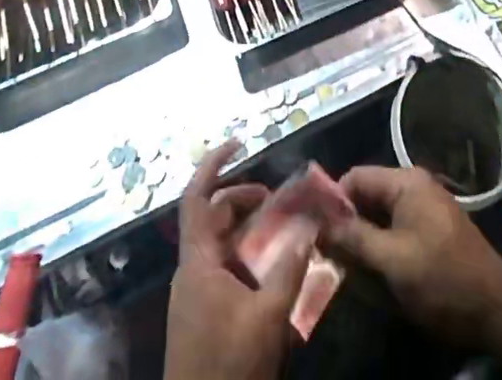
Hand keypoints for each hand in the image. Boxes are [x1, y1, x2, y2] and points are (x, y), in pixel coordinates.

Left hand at [163, 140, 306, 379]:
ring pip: (219, 245)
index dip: (213, 166)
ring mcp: (195, 294)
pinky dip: (246, 257)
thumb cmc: (230, 366)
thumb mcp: (268, 317)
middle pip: (211, 218)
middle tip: (276, 198)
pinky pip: (223, 269)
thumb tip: (309, 228)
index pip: (196, 198)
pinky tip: (274, 270)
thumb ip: (290, 269)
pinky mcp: (203, 314)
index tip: (238, 143)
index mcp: (197, 263)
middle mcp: (191, 271)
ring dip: (247, 230)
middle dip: (241, 199)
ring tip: (281, 229)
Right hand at [324, 166, 501, 342]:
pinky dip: (376, 243)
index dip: (330, 199)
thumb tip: (317, 223)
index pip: (355, 177)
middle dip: (343, 219)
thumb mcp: (392, 260)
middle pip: (365, 194)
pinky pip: (392, 227)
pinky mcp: (429, 230)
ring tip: (338, 260)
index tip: (310, 227)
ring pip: (377, 213)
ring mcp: (423, 208)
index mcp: (406, 182)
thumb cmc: (442, 279)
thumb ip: (353, 237)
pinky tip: (364, 266)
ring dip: (358, 235)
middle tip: (320, 248)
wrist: (497, 311)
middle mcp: (414, 186)